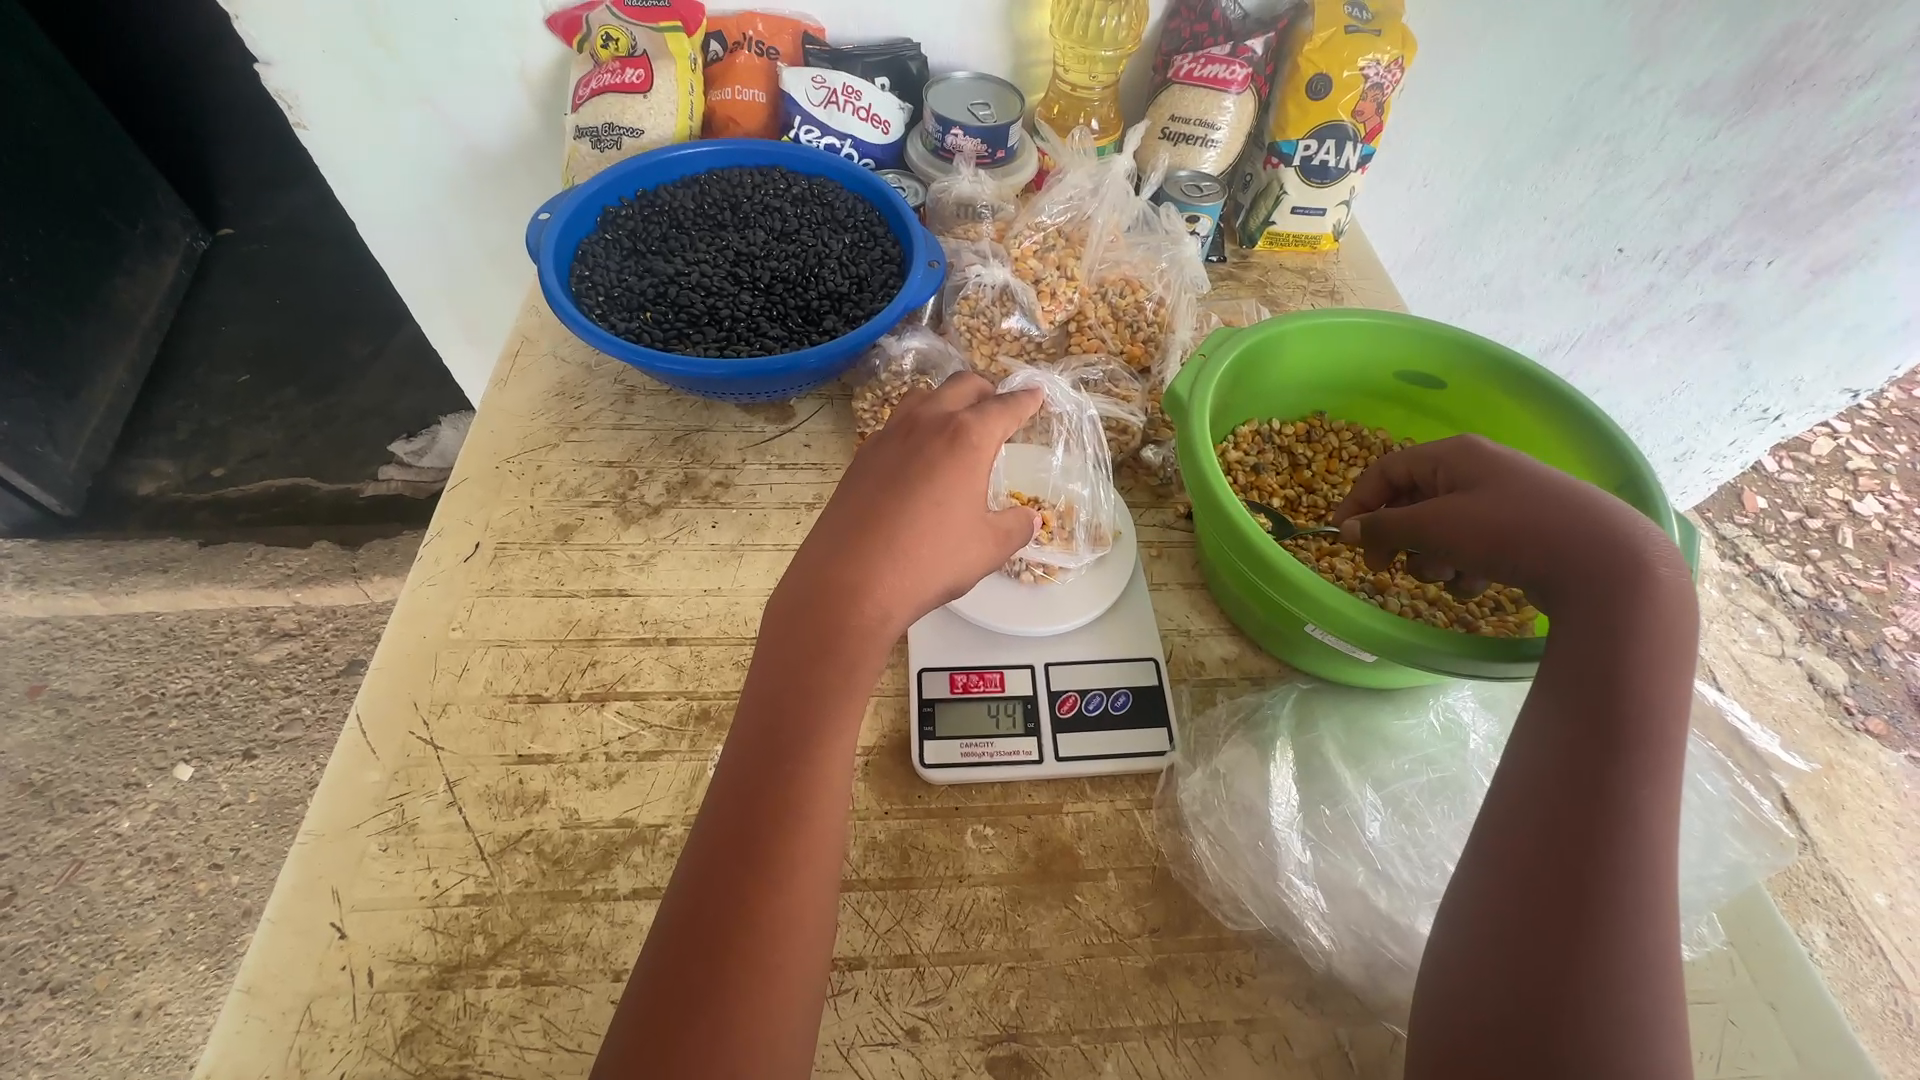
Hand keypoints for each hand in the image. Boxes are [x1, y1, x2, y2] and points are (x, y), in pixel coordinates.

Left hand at [779, 373, 1041, 635]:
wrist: (850, 580)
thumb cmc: (928, 561)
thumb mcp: (987, 548)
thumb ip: (1015, 527)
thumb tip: (1030, 519)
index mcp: (967, 438)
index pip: (1004, 407)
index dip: (1025, 401)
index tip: (1036, 394)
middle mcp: (927, 423)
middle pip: (962, 386)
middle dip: (986, 391)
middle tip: (998, 407)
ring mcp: (889, 436)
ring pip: (923, 397)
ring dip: (945, 401)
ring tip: (956, 424)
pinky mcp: (862, 456)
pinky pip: (895, 425)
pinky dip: (915, 427)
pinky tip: (917, 456)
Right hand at [1331, 435, 1689, 613]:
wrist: (1605, 563)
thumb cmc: (1509, 532)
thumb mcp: (1435, 527)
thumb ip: (1385, 526)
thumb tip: (1349, 528)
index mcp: (1453, 455)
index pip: (1386, 471)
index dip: (1359, 503)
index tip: (1342, 538)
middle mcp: (1476, 469)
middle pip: (1411, 501)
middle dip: (1398, 537)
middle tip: (1384, 568)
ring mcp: (1501, 499)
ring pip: (1439, 528)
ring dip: (1432, 556)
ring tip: (1449, 575)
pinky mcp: (1521, 529)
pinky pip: (1471, 544)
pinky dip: (1465, 565)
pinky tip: (1480, 582)